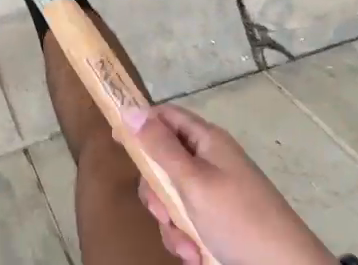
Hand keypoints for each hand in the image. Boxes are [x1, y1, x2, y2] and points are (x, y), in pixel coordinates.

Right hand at [123, 104, 333, 264]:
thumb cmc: (240, 221)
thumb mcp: (193, 182)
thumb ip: (158, 146)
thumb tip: (129, 108)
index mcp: (208, 142)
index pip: (165, 116)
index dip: (140, 123)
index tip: (117, 141)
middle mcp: (210, 163)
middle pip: (162, 162)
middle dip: (157, 192)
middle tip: (164, 212)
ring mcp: (216, 196)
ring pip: (171, 198)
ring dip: (172, 224)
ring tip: (189, 248)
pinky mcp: (219, 226)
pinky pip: (187, 224)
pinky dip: (187, 241)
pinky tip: (199, 258)